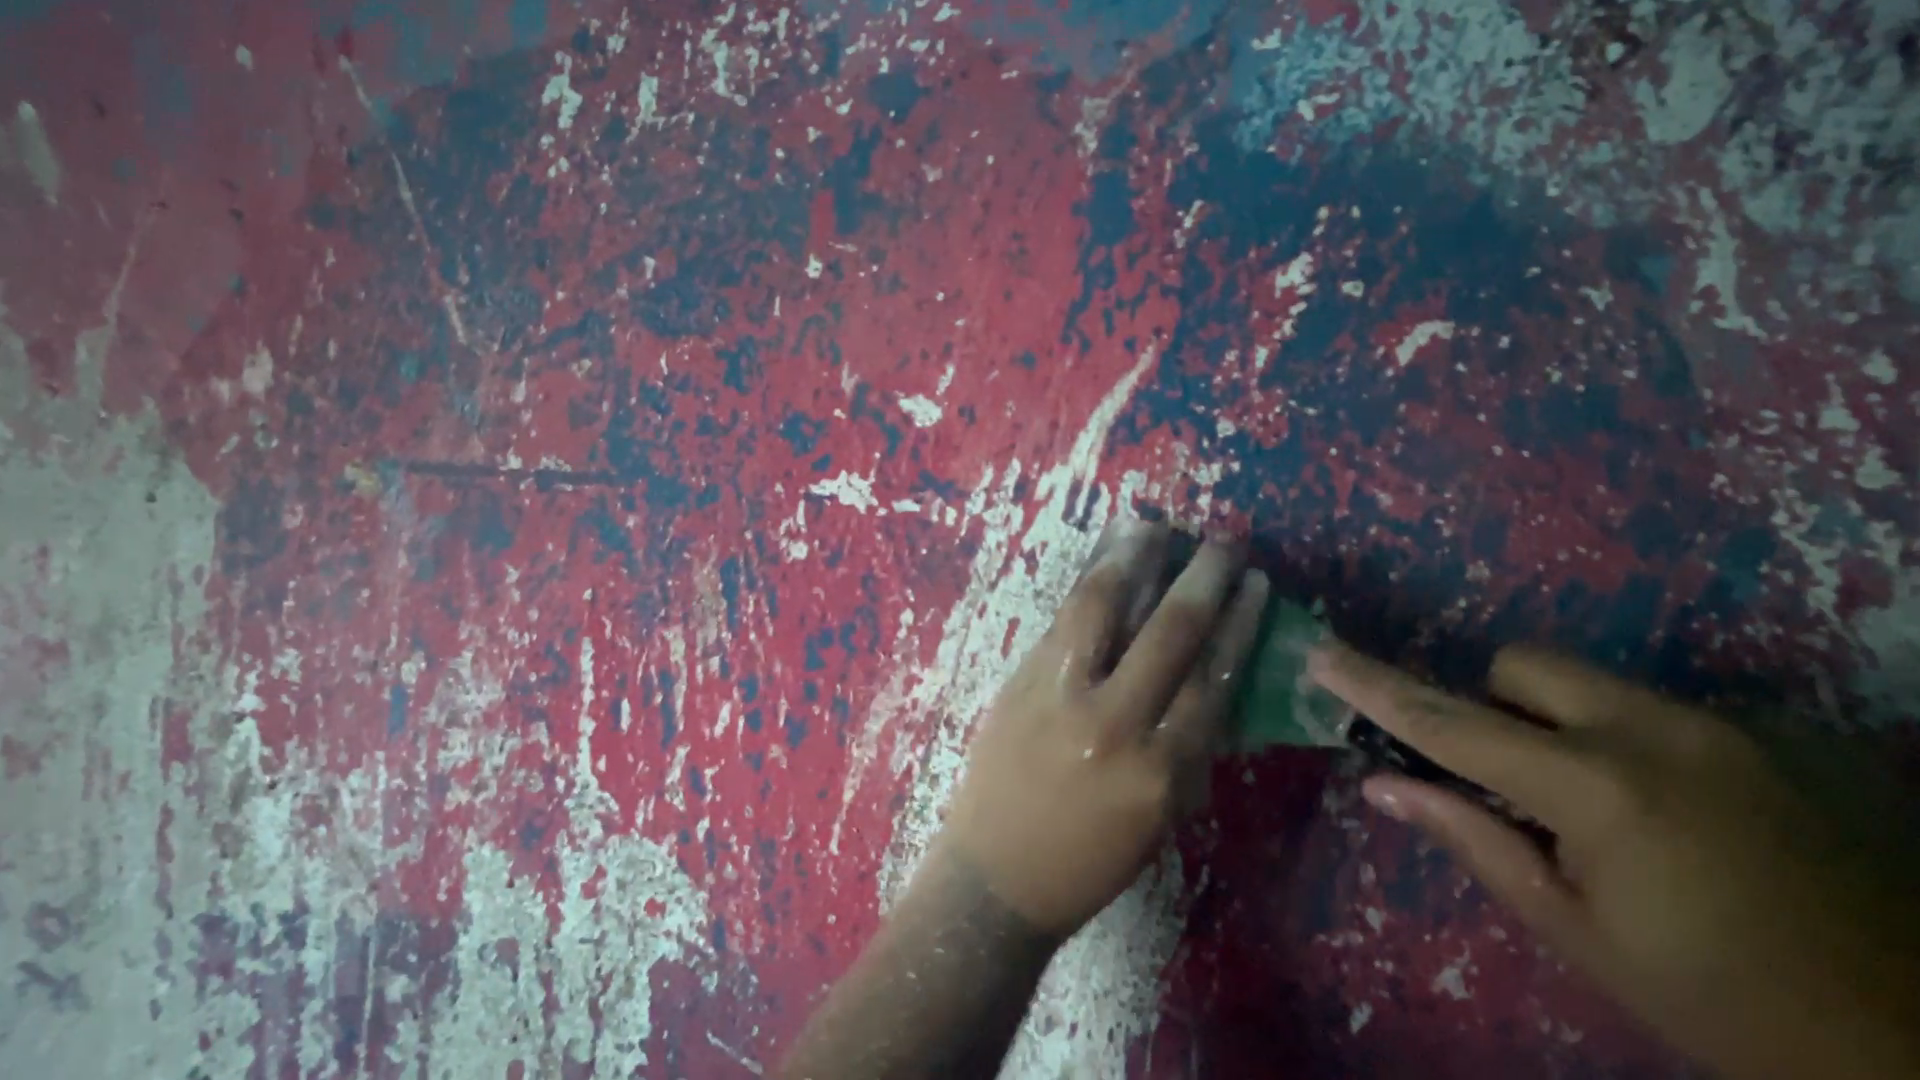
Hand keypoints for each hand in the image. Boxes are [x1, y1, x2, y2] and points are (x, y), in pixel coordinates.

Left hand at [932, 516, 1268, 936]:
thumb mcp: (1160, 817)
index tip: (1255, 585)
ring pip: (1101, 609)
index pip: (1213, 678)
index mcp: (1161, 769)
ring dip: (1131, 560)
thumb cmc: (1090, 860)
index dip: (1239, 624)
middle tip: (1223, 543)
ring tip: (1153, 526)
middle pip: (1169, 634)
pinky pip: (1060, 624)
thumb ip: (1189, 749)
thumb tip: (1214, 681)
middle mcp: (1113, 724)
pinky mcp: (1018, 683)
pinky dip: (1086, 586)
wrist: (996, 877)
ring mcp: (1058, 696)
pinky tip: (1102, 560)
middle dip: (1202, 579)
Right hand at [1311, 643, 1919, 1079]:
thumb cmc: (1710, 995)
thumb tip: (1384, 786)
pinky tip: (1651, 816)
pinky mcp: (1753, 737)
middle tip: (1499, 779)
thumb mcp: (1574, 930)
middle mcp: (1654, 731)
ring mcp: (1714, 726)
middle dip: (1488, 704)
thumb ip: (1475, 839)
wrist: (1902, 1030)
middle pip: (1521, 665)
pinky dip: (1608, 739)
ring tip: (1580, 808)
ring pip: (1584, 682)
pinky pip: (1640, 708)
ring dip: (1549, 721)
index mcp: (1598, 787)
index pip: (1453, 723)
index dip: (1377, 687)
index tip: (1322, 653)